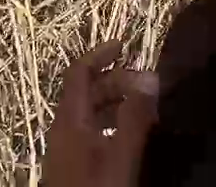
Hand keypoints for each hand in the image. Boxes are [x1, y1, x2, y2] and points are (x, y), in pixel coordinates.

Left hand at [43, 41, 157, 186]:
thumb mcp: (120, 156)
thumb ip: (135, 116)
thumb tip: (152, 75)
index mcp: (69, 120)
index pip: (79, 72)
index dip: (100, 54)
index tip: (126, 45)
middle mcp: (64, 130)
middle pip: (87, 92)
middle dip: (117, 81)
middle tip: (148, 85)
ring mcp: (67, 151)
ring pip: (90, 114)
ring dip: (116, 104)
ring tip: (146, 110)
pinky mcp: (74, 170)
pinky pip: (92, 134)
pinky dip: (112, 125)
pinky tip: (132, 139)